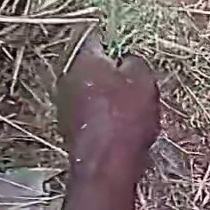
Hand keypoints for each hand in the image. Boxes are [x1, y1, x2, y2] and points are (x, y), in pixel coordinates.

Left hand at [57, 34, 160, 177]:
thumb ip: (135, 63)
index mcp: (84, 61)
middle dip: (113, 80)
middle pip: (94, 72)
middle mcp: (67, 79)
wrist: (107, 164)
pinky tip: (119, 134)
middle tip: (136, 92)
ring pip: (90, 96)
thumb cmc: (126, 118)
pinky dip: (102, 121)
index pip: (100, 45)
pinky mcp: (68, 130)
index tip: (133, 66)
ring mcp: (64, 106)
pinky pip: (89, 118)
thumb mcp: (144, 82)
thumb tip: (128, 60)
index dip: (120, 53)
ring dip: (106, 102)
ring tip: (130, 117)